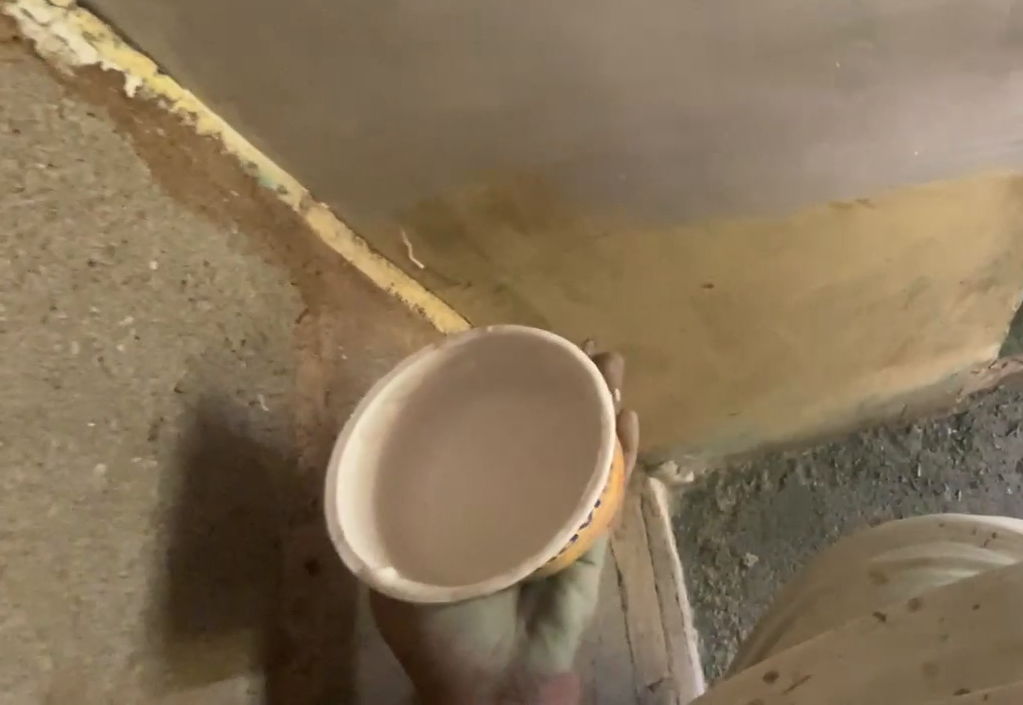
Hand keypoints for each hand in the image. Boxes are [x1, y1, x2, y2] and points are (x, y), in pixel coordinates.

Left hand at [369, 351, 640, 704]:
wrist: (500, 681)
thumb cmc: (444, 631)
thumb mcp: (401, 570)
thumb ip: (399, 518)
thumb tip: (392, 447)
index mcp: (478, 500)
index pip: (500, 433)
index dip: (519, 390)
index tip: (531, 354)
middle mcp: (524, 495)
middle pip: (554, 428)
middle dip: (575, 385)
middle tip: (589, 351)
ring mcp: (566, 511)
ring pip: (590, 445)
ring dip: (606, 404)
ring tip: (613, 367)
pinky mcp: (598, 531)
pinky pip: (616, 483)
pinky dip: (626, 449)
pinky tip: (630, 419)